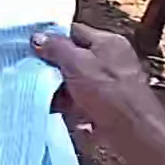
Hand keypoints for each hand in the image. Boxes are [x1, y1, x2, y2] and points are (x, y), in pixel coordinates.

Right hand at [32, 22, 164, 164]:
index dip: (51, 38)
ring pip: (73, 76)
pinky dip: (67, 99)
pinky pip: (79, 94)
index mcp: (108, 42)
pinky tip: (56, 106)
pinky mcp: (106, 100)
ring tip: (43, 92)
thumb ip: (56, 47)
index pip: (72, 31)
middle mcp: (111, 58)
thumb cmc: (108, 94)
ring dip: (57, 84)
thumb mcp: (76, 64)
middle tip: (34, 70)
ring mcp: (109, 80)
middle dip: (52, 64)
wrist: (134, 133)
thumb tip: (37, 37)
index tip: (31, 48)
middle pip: (71, 54)